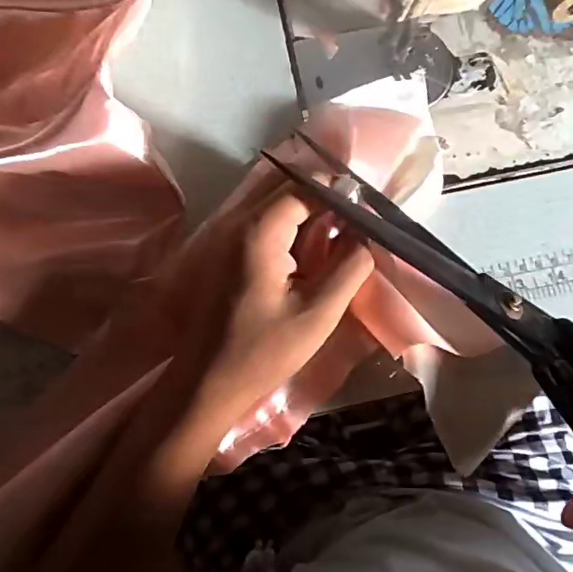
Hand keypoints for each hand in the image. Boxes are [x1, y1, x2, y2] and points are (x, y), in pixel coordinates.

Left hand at [172, 166, 373, 417]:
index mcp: (259, 232)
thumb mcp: (318, 314)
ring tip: (338, 237)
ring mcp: (224, 236)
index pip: (305, 187)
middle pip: (286, 188)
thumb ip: (350, 267)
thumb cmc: (263, 352)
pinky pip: (261, 223)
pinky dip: (289, 228)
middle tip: (355, 225)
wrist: (205, 384)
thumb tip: (367, 234)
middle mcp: (236, 223)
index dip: (339, 193)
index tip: (367, 211)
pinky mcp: (222, 252)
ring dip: (306, 213)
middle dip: (324, 199)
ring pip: (273, 204)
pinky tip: (308, 255)